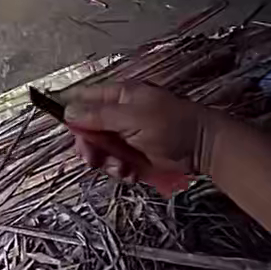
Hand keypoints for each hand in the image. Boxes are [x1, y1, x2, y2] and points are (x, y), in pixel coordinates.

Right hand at [56, 82, 218, 188]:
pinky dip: (120, 170)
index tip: (66, 129)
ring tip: (121, 167)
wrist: (203, 148)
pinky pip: (115, 162)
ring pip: (100, 149)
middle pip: (87, 128)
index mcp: (118, 96)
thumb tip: (67, 111)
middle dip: (89, 145)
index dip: (71, 112)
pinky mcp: (134, 154)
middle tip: (92, 158)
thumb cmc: (169, 125)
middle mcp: (118, 114)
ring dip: (106, 161)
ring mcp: (126, 135)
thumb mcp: (131, 118)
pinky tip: (131, 173)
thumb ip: (98, 116)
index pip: (84, 98)